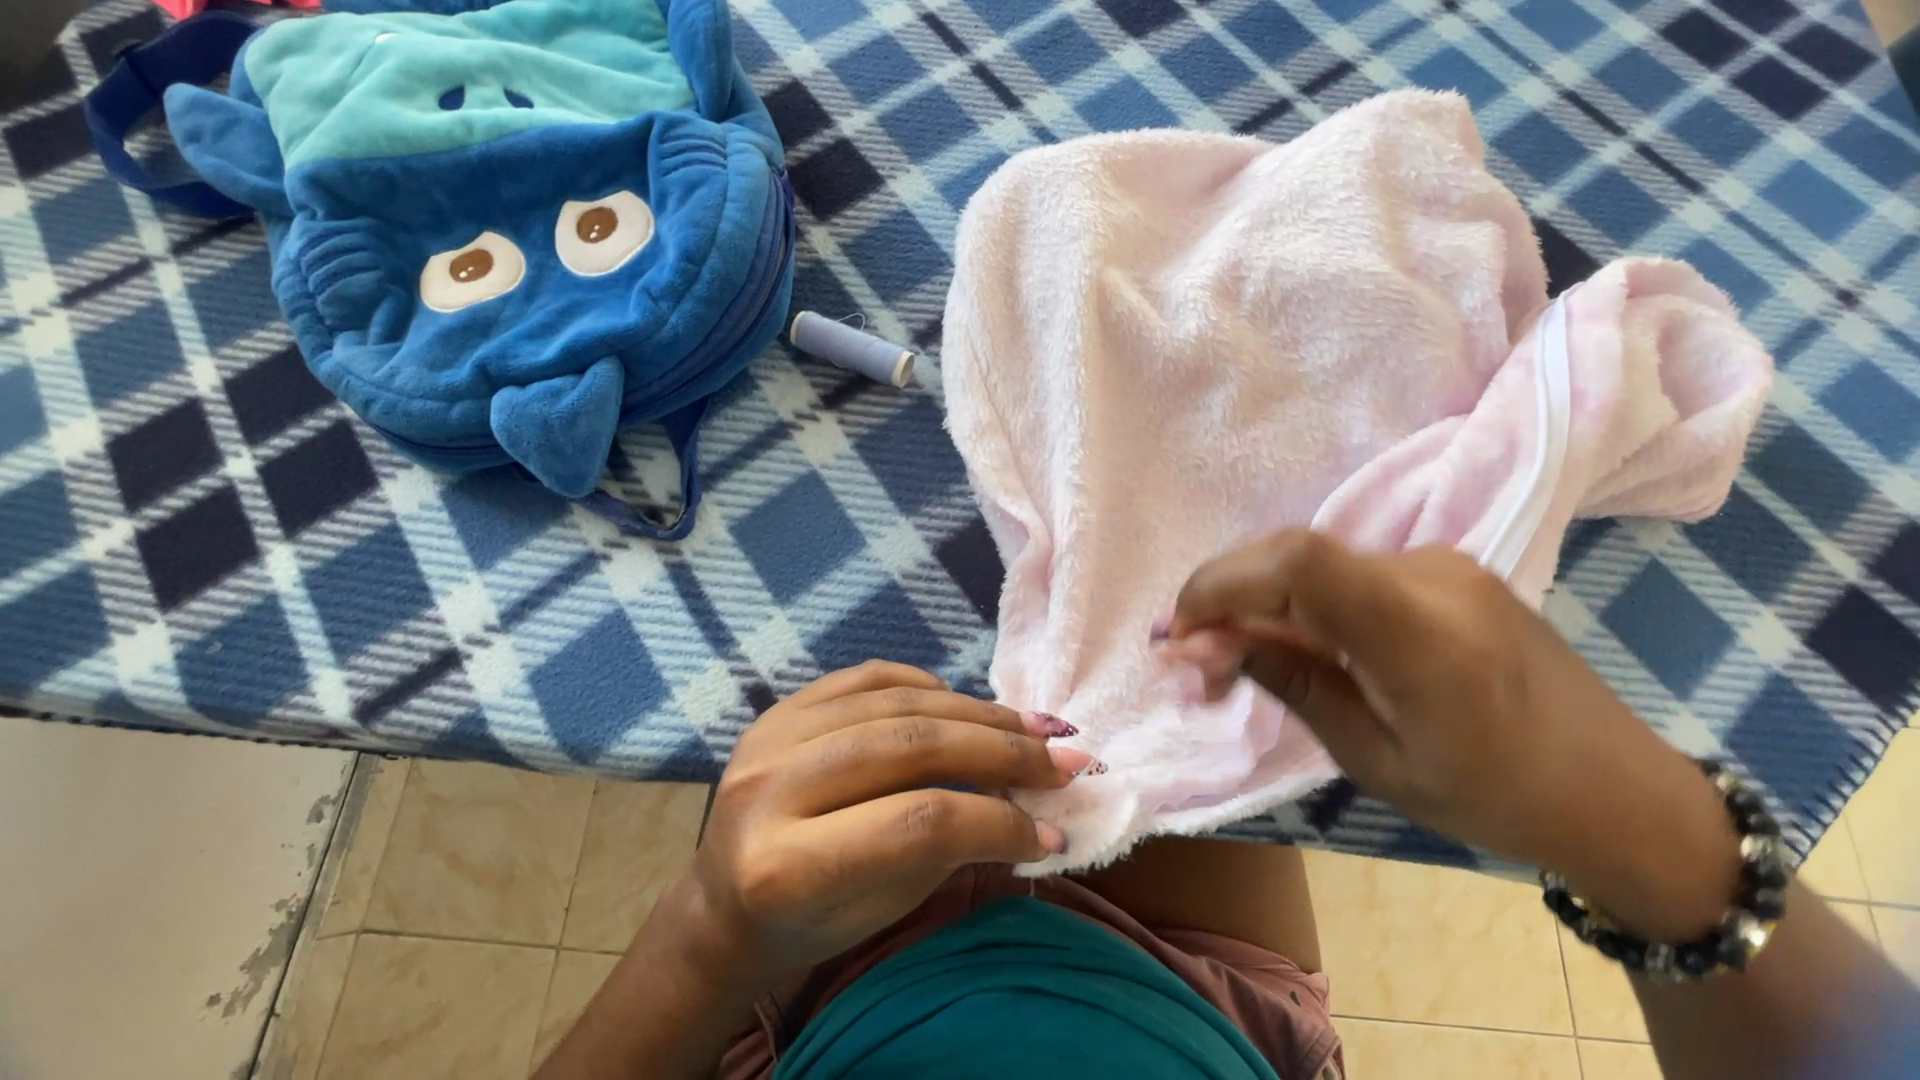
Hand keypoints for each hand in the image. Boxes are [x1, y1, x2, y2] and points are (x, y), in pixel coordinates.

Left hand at [678, 661, 1089, 979]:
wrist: (724, 902)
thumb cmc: (806, 924)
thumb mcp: (879, 909)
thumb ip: (947, 850)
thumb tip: (1032, 806)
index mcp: (786, 865)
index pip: (918, 823)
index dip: (996, 821)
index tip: (1052, 828)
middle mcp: (770, 788)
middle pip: (911, 748)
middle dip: (1001, 751)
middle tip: (1064, 761)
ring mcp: (769, 738)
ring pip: (896, 706)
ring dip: (977, 713)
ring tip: (1033, 728)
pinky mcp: (778, 710)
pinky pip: (868, 678)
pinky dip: (927, 687)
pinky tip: (967, 706)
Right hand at [1164, 530, 1737, 936]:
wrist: (1618, 790)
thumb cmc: (1493, 797)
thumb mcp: (1374, 758)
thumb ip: (1287, 681)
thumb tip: (1199, 647)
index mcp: (1420, 633)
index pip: (1296, 564)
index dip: (1219, 583)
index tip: (1179, 636)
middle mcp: (1431, 575)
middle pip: (1293, 553)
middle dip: (1223, 594)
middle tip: (1189, 657)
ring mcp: (1444, 564)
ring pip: (1315, 560)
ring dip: (1257, 597)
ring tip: (1228, 654)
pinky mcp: (1447, 569)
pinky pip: (1348, 571)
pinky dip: (1299, 598)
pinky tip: (1288, 639)